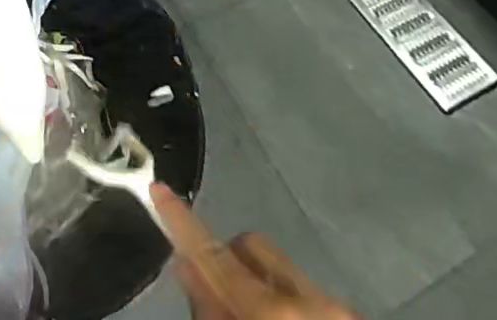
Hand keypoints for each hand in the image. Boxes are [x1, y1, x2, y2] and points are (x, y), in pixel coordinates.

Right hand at [152, 184, 359, 319]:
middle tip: (209, 305)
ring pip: (279, 274)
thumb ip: (215, 316)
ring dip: (252, 292)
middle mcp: (311, 301)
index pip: (217, 258)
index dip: (182, 224)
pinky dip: (278, 312)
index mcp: (275, 315)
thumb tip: (190, 272)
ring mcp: (338, 311)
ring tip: (238, 318)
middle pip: (250, 248)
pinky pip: (302, 300)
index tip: (158, 190)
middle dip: (223, 263)